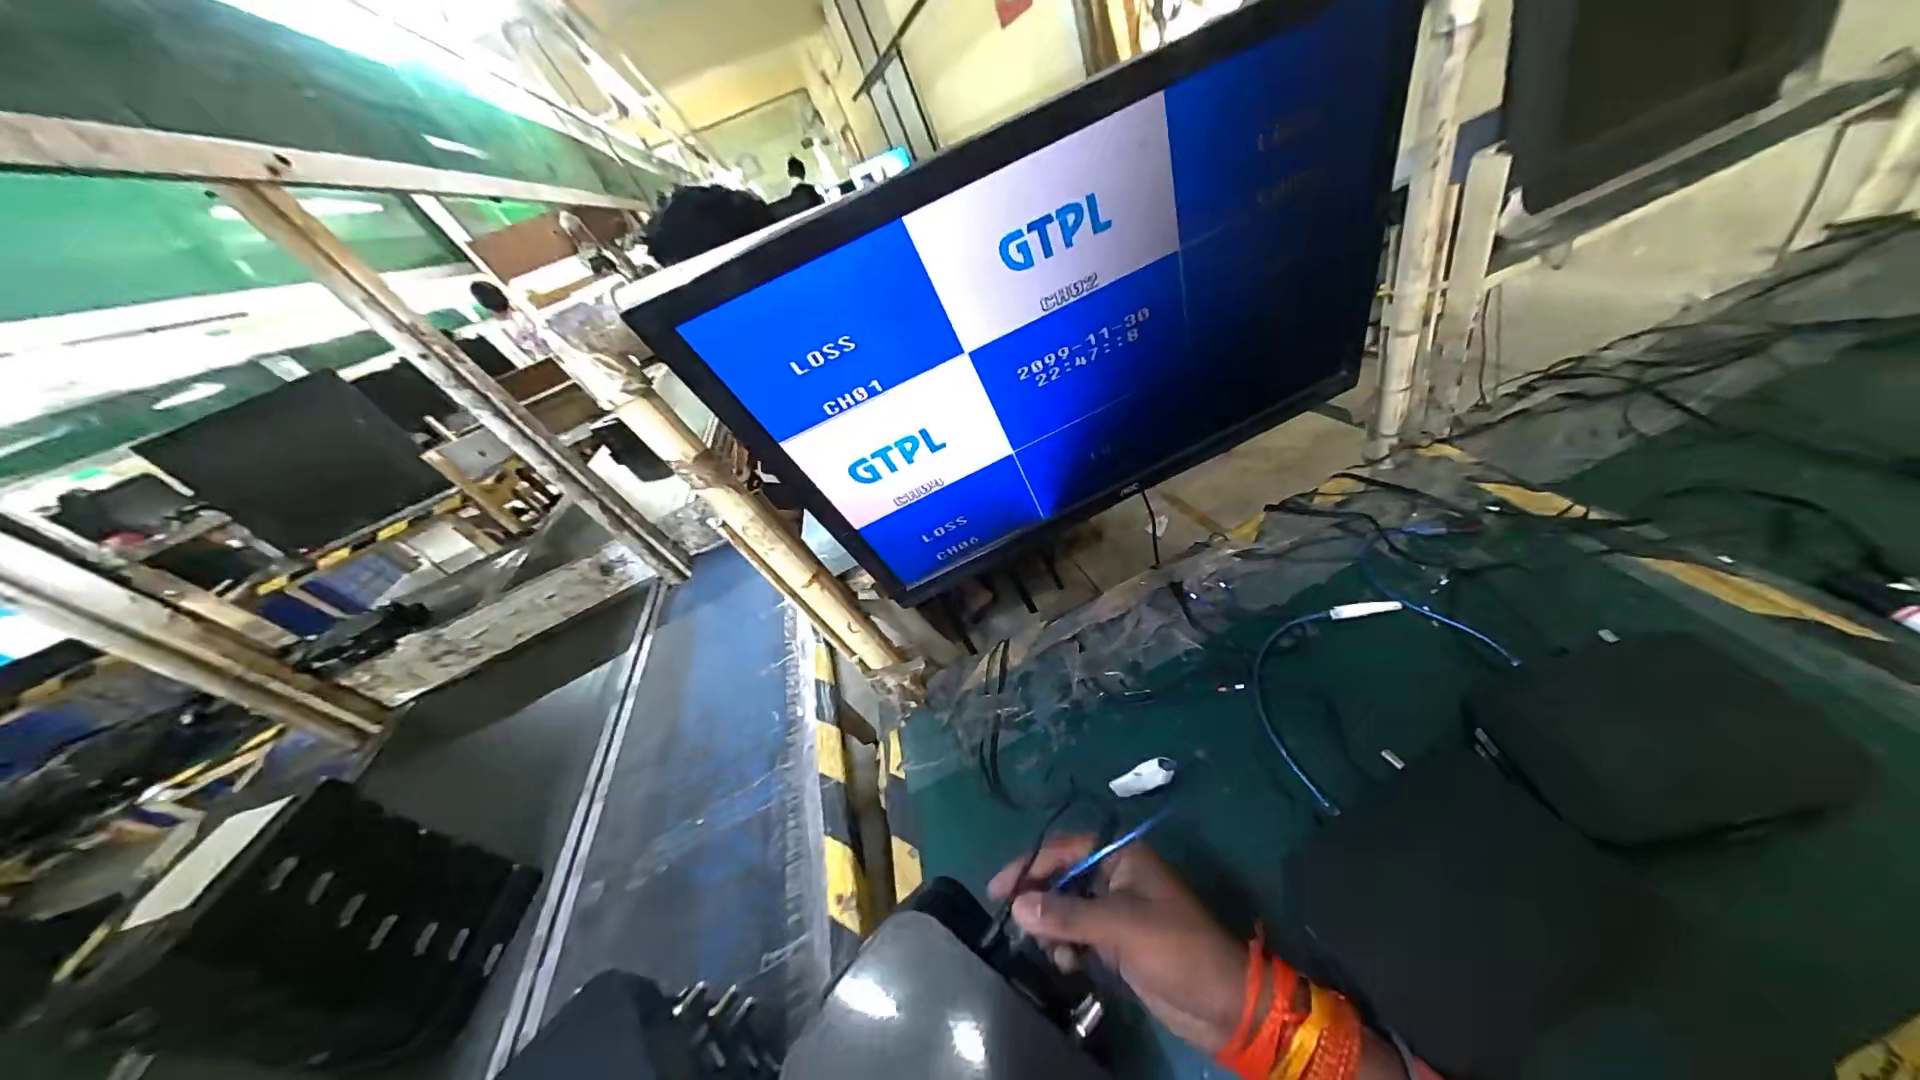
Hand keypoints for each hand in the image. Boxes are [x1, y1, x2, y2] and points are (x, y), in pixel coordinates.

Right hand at [988, 834, 1251, 1053]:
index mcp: (1121, 856)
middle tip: (1012, 923)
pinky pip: (1077, 934)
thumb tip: (1017, 907)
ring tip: (1047, 951)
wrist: (1223, 1004)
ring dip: (1051, 928)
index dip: (1030, 866)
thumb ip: (1067, 915)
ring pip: (1066, 908)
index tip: (998, 888)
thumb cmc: (1176, 948)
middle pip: (1062, 878)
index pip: (1065, 850)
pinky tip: (1066, 963)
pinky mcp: (1116, 940)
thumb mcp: (1121, 926)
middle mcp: (1115, 876)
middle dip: (1038, 900)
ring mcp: (1115, 909)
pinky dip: (1066, 946)